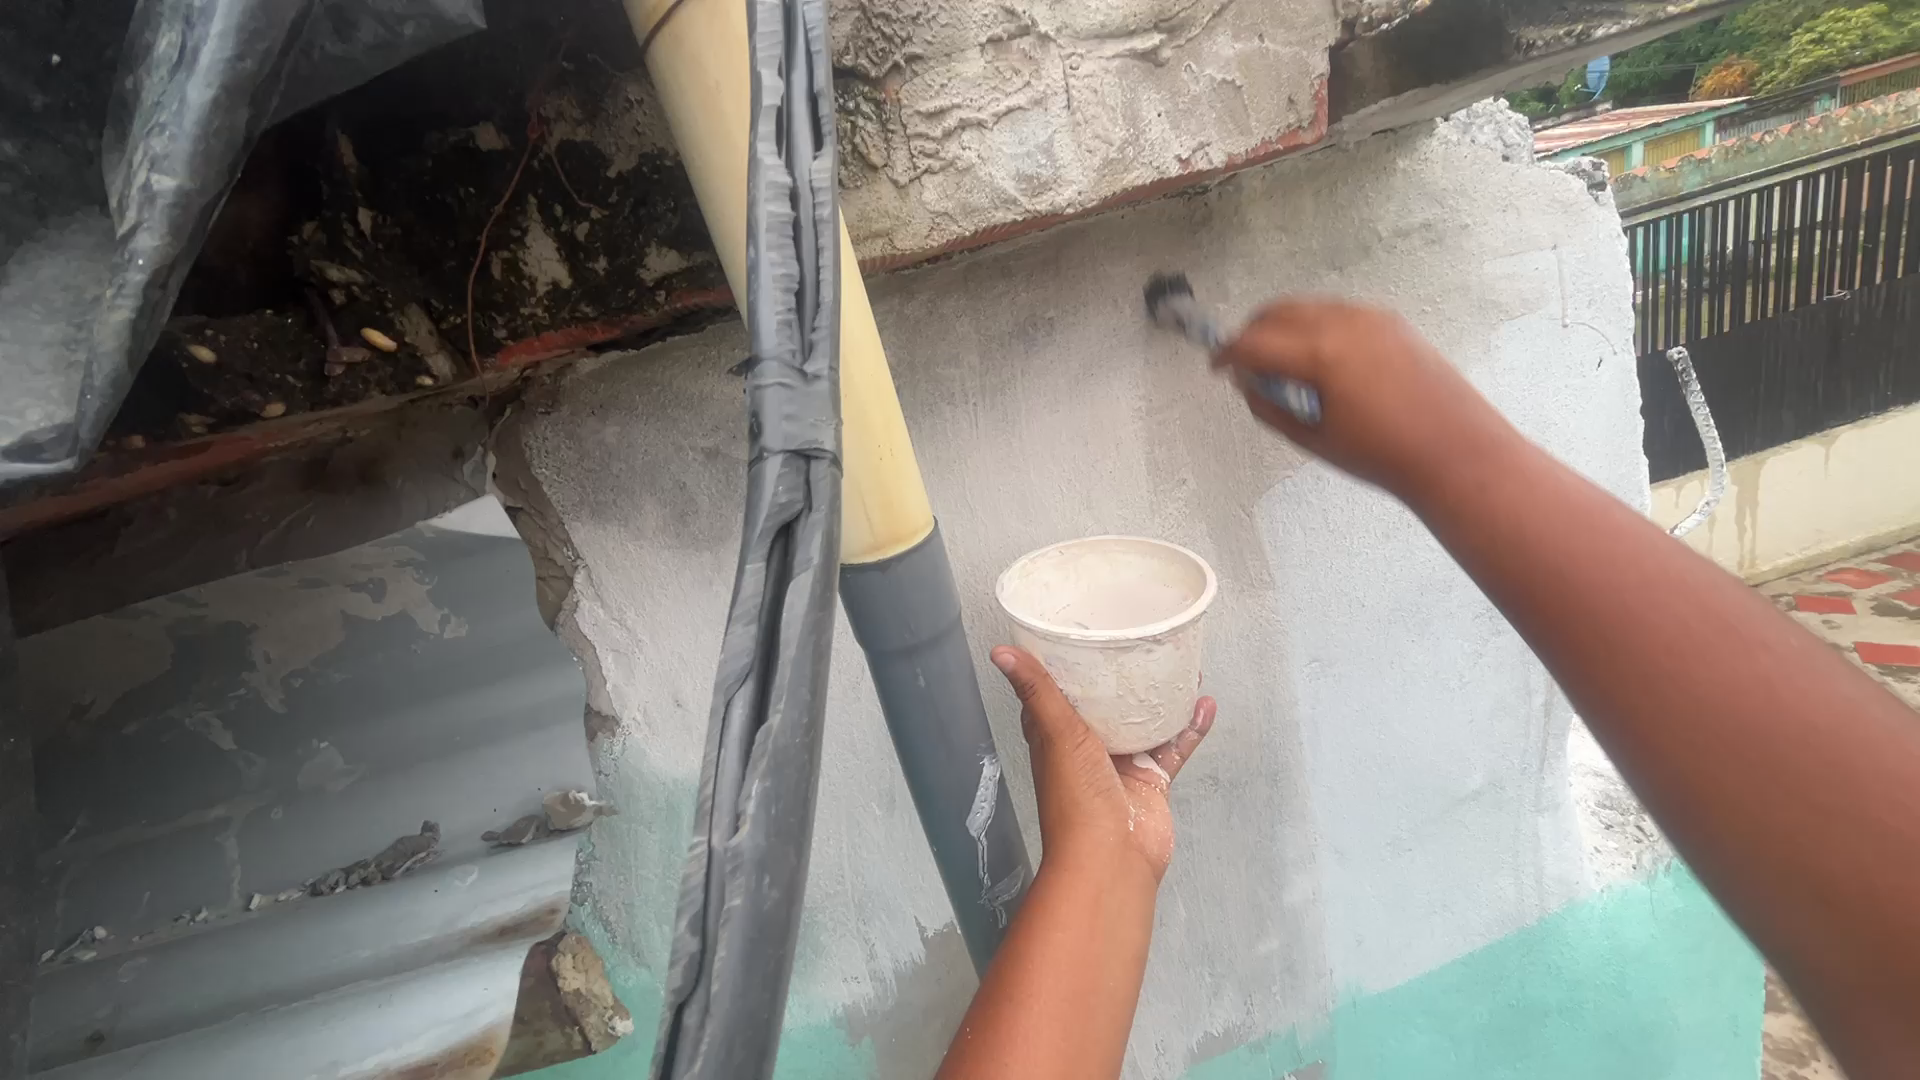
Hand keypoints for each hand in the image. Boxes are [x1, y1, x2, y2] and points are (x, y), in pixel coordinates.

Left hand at [991, 646, 1213, 882]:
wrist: (1111, 859)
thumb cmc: (1075, 799)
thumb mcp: (1055, 731)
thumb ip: (1036, 690)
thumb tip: (1001, 653)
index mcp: (1056, 735)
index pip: (1054, 692)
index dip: (1064, 666)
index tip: (1077, 635)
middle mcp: (1086, 748)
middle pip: (1104, 704)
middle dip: (1120, 677)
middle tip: (1138, 644)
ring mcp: (1120, 764)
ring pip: (1143, 721)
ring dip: (1159, 697)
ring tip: (1178, 665)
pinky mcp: (1151, 782)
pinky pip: (1173, 747)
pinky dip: (1189, 728)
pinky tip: (1204, 704)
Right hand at [1213, 298, 1516, 499]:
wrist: (1455, 453)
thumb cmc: (1382, 454)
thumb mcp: (1309, 437)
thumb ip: (1268, 406)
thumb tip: (1248, 383)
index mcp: (1320, 354)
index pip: (1253, 342)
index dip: (1225, 355)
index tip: (1216, 367)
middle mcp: (1345, 324)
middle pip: (1276, 312)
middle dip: (1250, 334)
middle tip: (1242, 364)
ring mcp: (1372, 318)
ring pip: (1306, 307)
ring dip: (1281, 328)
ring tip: (1280, 367)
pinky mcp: (1391, 323)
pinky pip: (1335, 312)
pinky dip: (1312, 327)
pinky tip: (1316, 362)